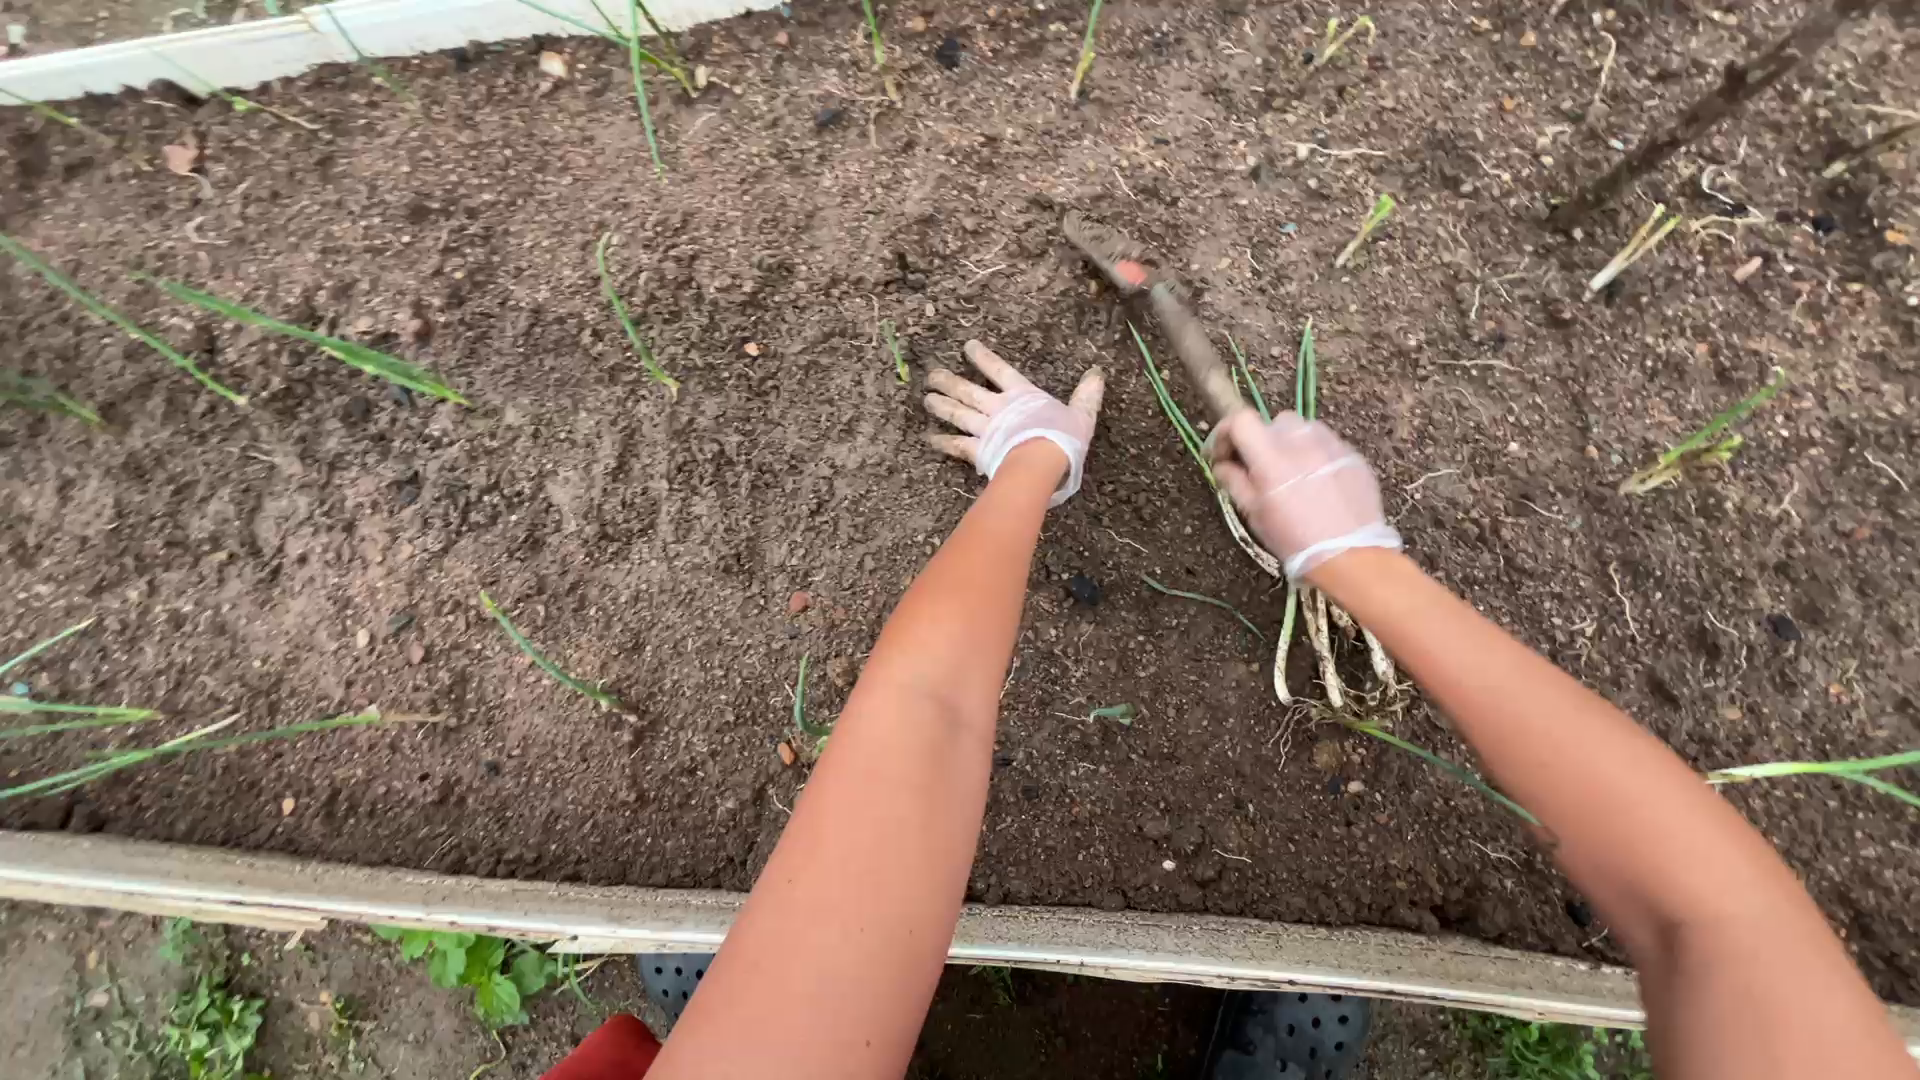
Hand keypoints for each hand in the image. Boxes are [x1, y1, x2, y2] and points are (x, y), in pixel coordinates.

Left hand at [923, 340, 1104, 506]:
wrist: (1043, 461)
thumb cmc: (1064, 438)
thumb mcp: (1082, 414)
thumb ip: (1086, 396)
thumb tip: (1098, 375)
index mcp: (1022, 395)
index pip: (999, 370)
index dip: (983, 358)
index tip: (967, 347)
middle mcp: (999, 408)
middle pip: (969, 391)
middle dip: (949, 382)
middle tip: (932, 375)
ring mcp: (986, 428)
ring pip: (958, 413)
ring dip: (941, 406)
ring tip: (927, 399)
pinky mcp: (979, 450)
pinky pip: (956, 445)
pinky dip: (942, 442)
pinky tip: (930, 438)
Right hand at [1210, 410, 1401, 579]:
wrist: (1349, 555)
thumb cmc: (1294, 539)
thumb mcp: (1254, 514)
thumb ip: (1234, 482)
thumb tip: (1222, 466)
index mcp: (1271, 458)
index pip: (1242, 420)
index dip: (1225, 432)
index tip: (1223, 454)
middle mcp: (1302, 443)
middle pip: (1273, 421)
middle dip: (1259, 439)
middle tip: (1257, 466)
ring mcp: (1331, 445)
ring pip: (1302, 427)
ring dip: (1288, 442)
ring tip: (1288, 469)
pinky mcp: (1352, 455)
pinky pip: (1326, 442)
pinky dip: (1313, 452)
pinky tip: (1314, 479)